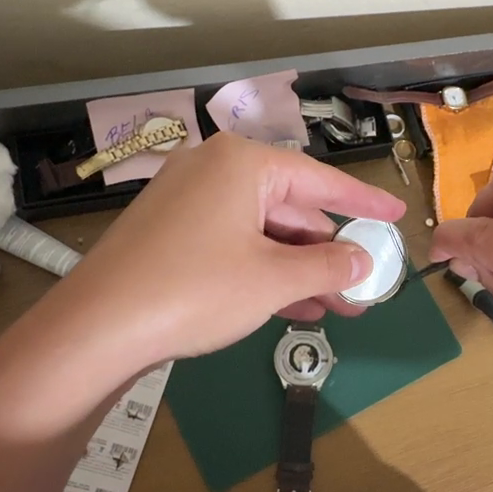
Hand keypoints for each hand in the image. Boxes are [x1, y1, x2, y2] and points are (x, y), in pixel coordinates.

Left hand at [52, 134, 405, 366]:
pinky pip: (233, 245)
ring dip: (301, 270)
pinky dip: (265, 272)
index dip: (362, 202)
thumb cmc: (194, 290)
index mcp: (242, 164)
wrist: (97, 327)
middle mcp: (214, 170)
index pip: (319, 179)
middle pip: (290, 208)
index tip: (395, 215)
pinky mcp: (171, 234)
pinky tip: (295, 308)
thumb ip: (326, 266)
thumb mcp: (273, 280)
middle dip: (329, 252)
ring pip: (262, 232)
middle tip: (365, 285)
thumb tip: (362, 261)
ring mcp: (188, 202)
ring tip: (339, 308)